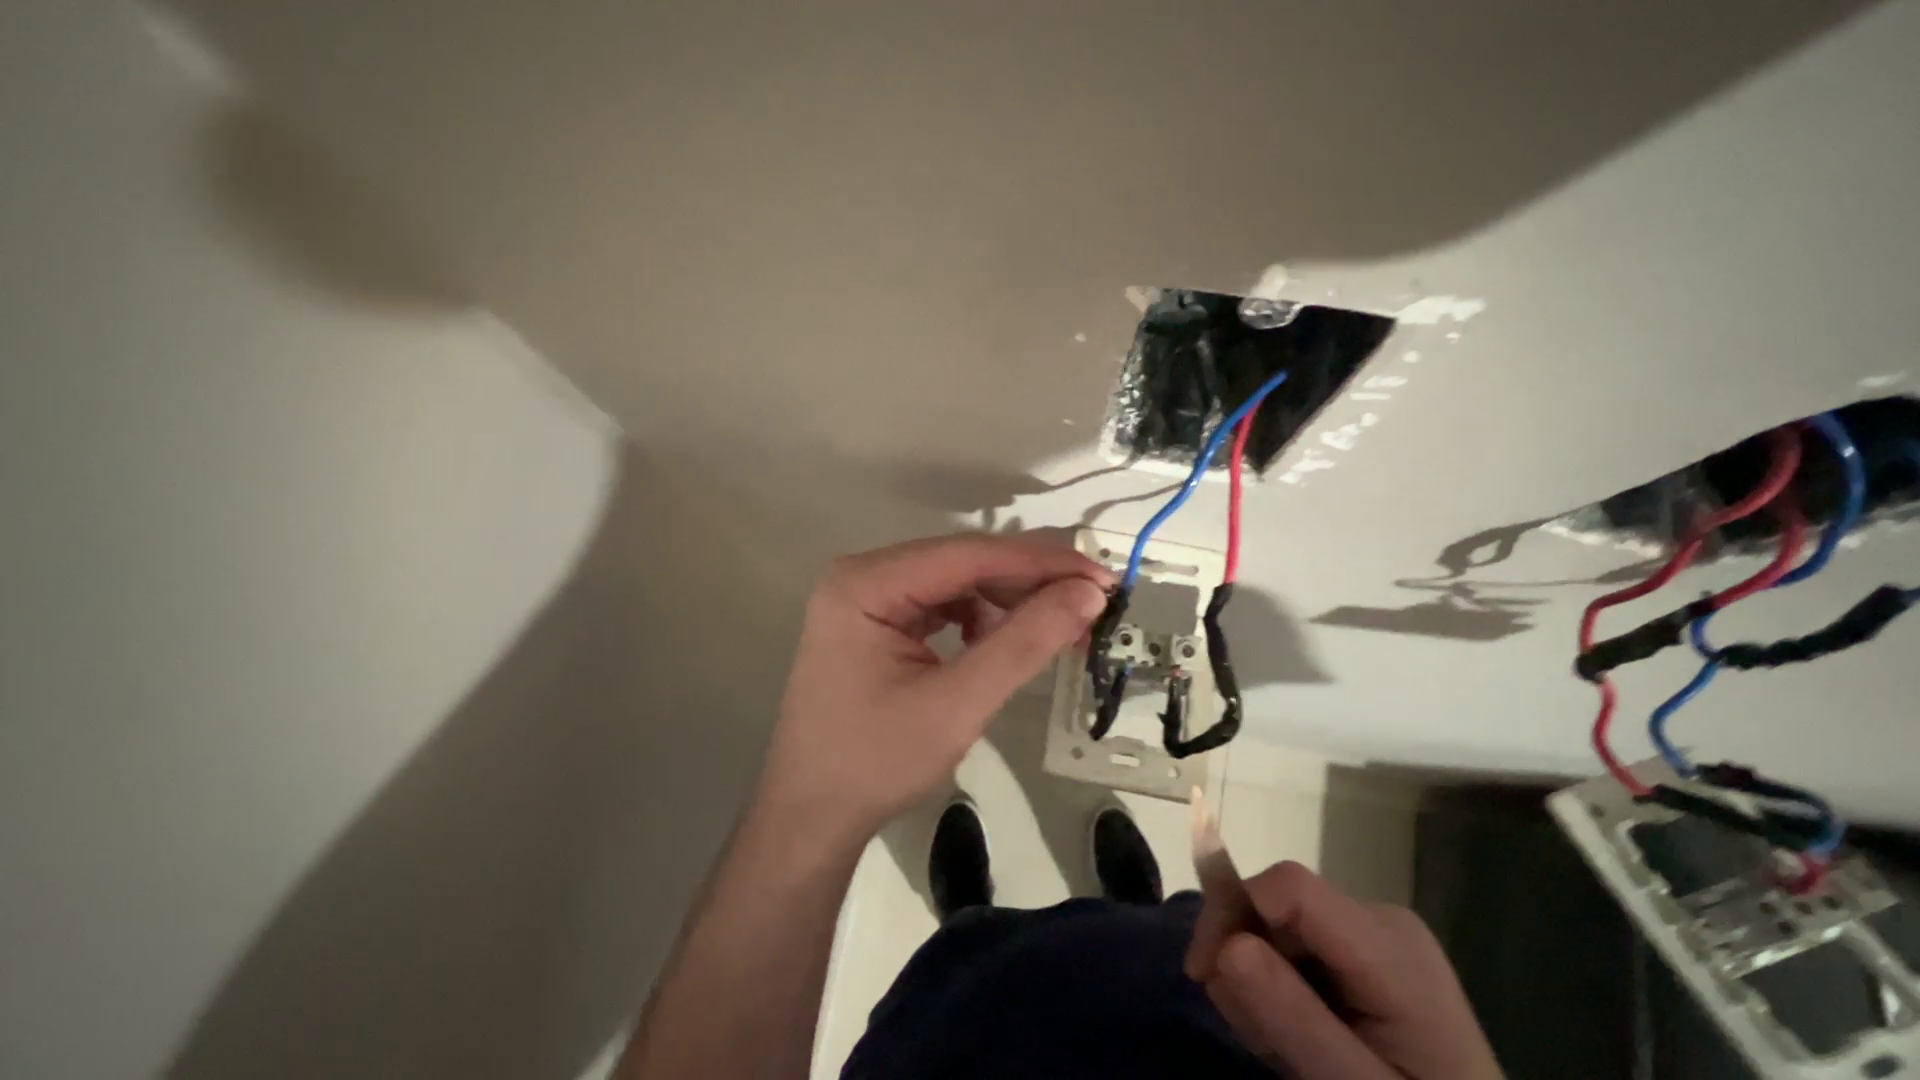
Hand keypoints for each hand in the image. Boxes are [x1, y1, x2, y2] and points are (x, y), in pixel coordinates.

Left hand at [756, 533, 1112, 839]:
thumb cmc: (877, 762)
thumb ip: (1023, 643)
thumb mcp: (958, 703)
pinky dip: (980, 618)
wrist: (812, 816)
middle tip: (1092, 604)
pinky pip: (939, 605)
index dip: (1039, 563)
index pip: (967, 554)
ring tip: (1058, 627)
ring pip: (954, 582)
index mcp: (866, 583)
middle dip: (1027, 583)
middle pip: (961, 562)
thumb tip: (1088, 594)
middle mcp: (861, 575)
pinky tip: (1004, 642)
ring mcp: (865, 598)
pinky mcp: (875, 623)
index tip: (1102, 578)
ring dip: (1007, 601)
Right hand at [1187, 861, 1502, 1079]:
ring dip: (1259, 979)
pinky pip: (1300, 944)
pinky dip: (1280, 984)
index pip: (1287, 886)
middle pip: (1278, 906)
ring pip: (1281, 926)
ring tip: (1282, 1046)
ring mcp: (1378, 933)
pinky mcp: (1369, 951)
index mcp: (1388, 944)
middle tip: (1249, 1035)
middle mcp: (1382, 919)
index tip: (1202, 977)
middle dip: (1243, 958)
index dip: (1231, 913)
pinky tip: (1301, 1032)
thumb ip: (1293, 1018)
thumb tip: (1226, 945)